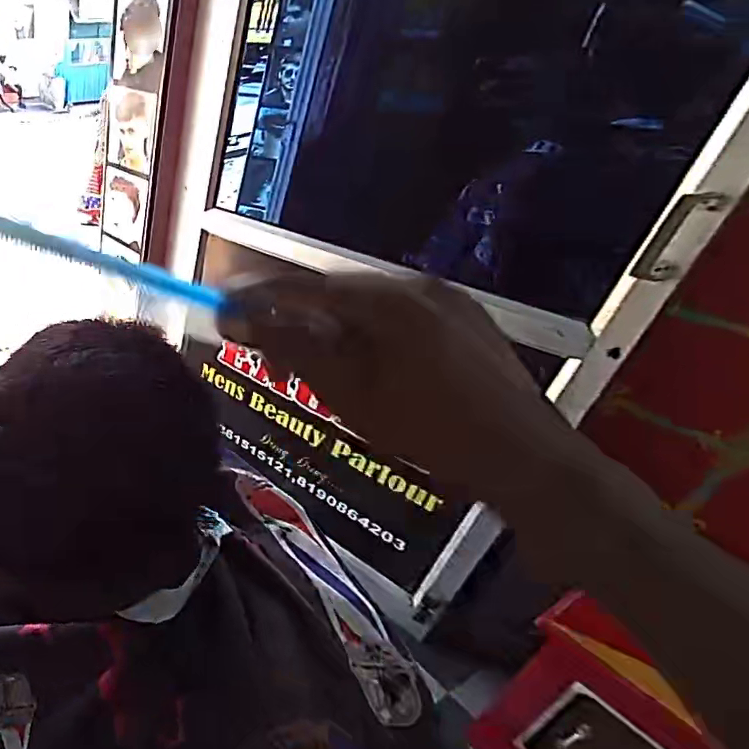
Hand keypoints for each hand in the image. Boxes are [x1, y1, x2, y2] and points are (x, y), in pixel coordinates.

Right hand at [219, 269, 583, 512]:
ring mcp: (443, 299)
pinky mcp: (460, 317)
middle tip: (270, 361)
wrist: (529, 461)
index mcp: (385, 300)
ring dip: (325, 330)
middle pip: (328, 293)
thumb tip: (238, 320)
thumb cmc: (427, 430)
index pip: (299, 287)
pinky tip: (358, 366)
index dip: (252, 297)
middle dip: (290, 322)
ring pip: (359, 305)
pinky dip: (361, 333)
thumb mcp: (344, 391)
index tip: (219, 308)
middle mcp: (414, 286)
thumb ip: (288, 347)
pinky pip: (391, 315)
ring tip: (313, 371)